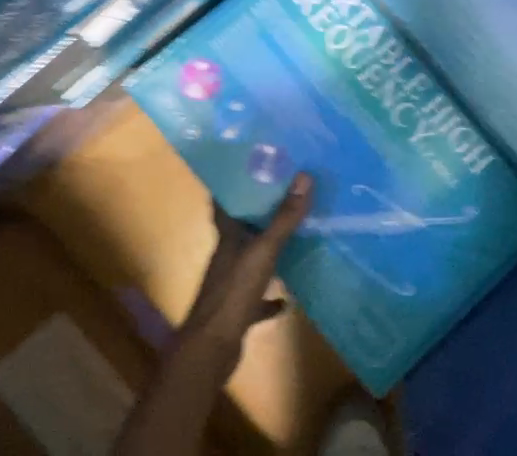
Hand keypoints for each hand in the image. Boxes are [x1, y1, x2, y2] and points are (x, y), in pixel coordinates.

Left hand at [179, 172, 312, 379]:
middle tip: (285, 195)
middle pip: (241, 229)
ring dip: (268, 251)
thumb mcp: (263, 251)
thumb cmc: (233, 293)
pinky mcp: (238, 310)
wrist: (211, 348)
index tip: (252, 168)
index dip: (232, 186)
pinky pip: (257, 298)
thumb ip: (284, 218)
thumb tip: (305, 176)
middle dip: (259, 215)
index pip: (224, 204)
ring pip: (250, 260)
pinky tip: (287, 298)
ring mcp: (231, 285)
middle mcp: (227, 256)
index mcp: (228, 238)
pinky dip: (270, 297)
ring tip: (293, 237)